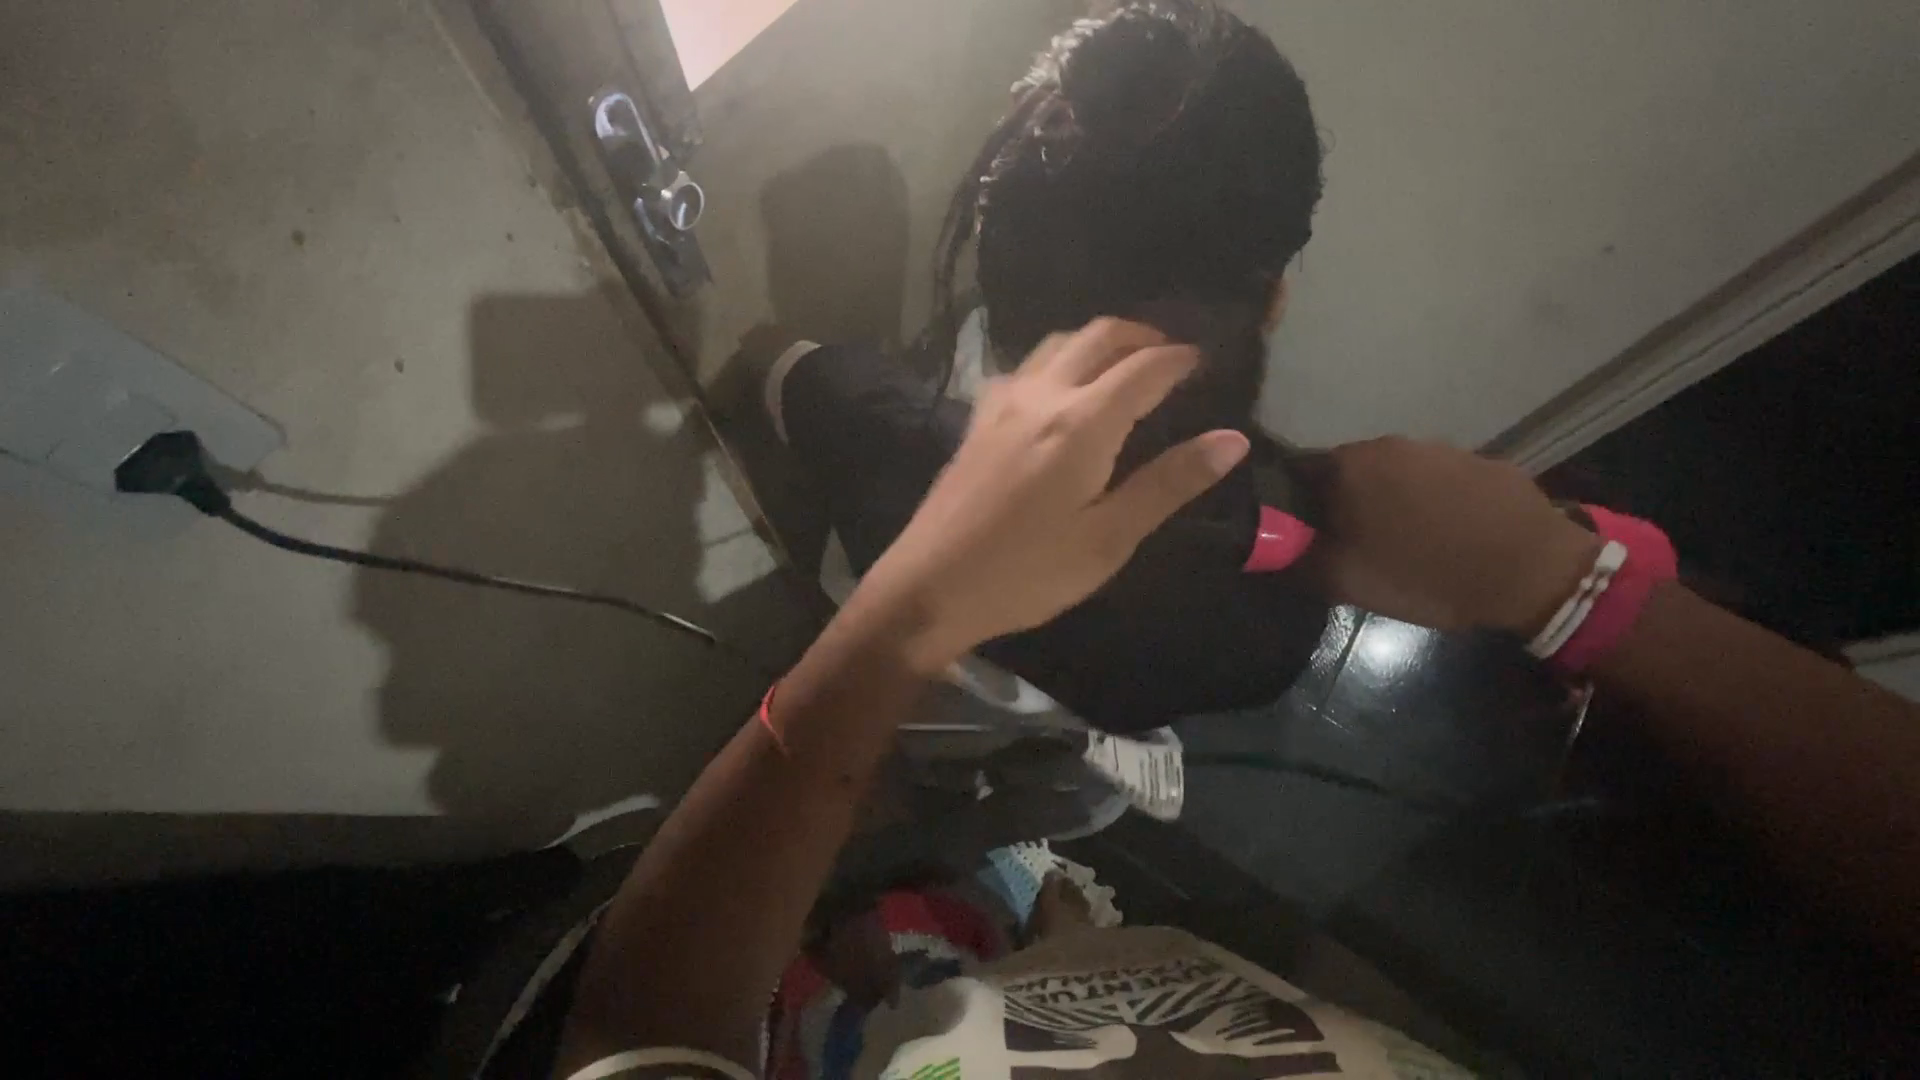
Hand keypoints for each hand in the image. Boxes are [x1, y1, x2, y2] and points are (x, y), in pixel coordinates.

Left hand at [859, 318, 1248, 670]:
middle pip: (1097, 337)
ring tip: (1122, 367)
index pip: (1144, 368)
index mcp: (1082, 423)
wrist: (929, 587)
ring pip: (1055, 345)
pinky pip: (1023, 369)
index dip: (1180, 359)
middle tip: (1169, 355)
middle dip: (1140, 335)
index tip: (1204, 361)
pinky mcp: (976, 422)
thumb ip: (1168, 484)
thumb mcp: (1108, 539)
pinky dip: (1056, 363)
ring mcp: (1001, 405)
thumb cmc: (1027, 573)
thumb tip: (1232, 440)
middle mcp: (1040, 396)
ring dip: (1095, 343)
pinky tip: (1058, 393)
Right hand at [1301, 437, 1600, 633]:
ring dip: (1388, 498)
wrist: (1530, 571)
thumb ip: (1295, 558)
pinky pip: (1437, 478)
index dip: (1295, 507)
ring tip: (1402, 537)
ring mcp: (1439, 448)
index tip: (1305, 535)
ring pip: (1394, 473)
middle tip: (1351, 541)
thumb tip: (1266, 547)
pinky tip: (1444, 531)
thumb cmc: (1424, 574)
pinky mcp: (1480, 460)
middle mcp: (1389, 445)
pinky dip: (1430, 499)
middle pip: (1347, 471)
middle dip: (1342, 500)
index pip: (1297, 474)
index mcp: (1349, 466)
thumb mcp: (1344, 580)